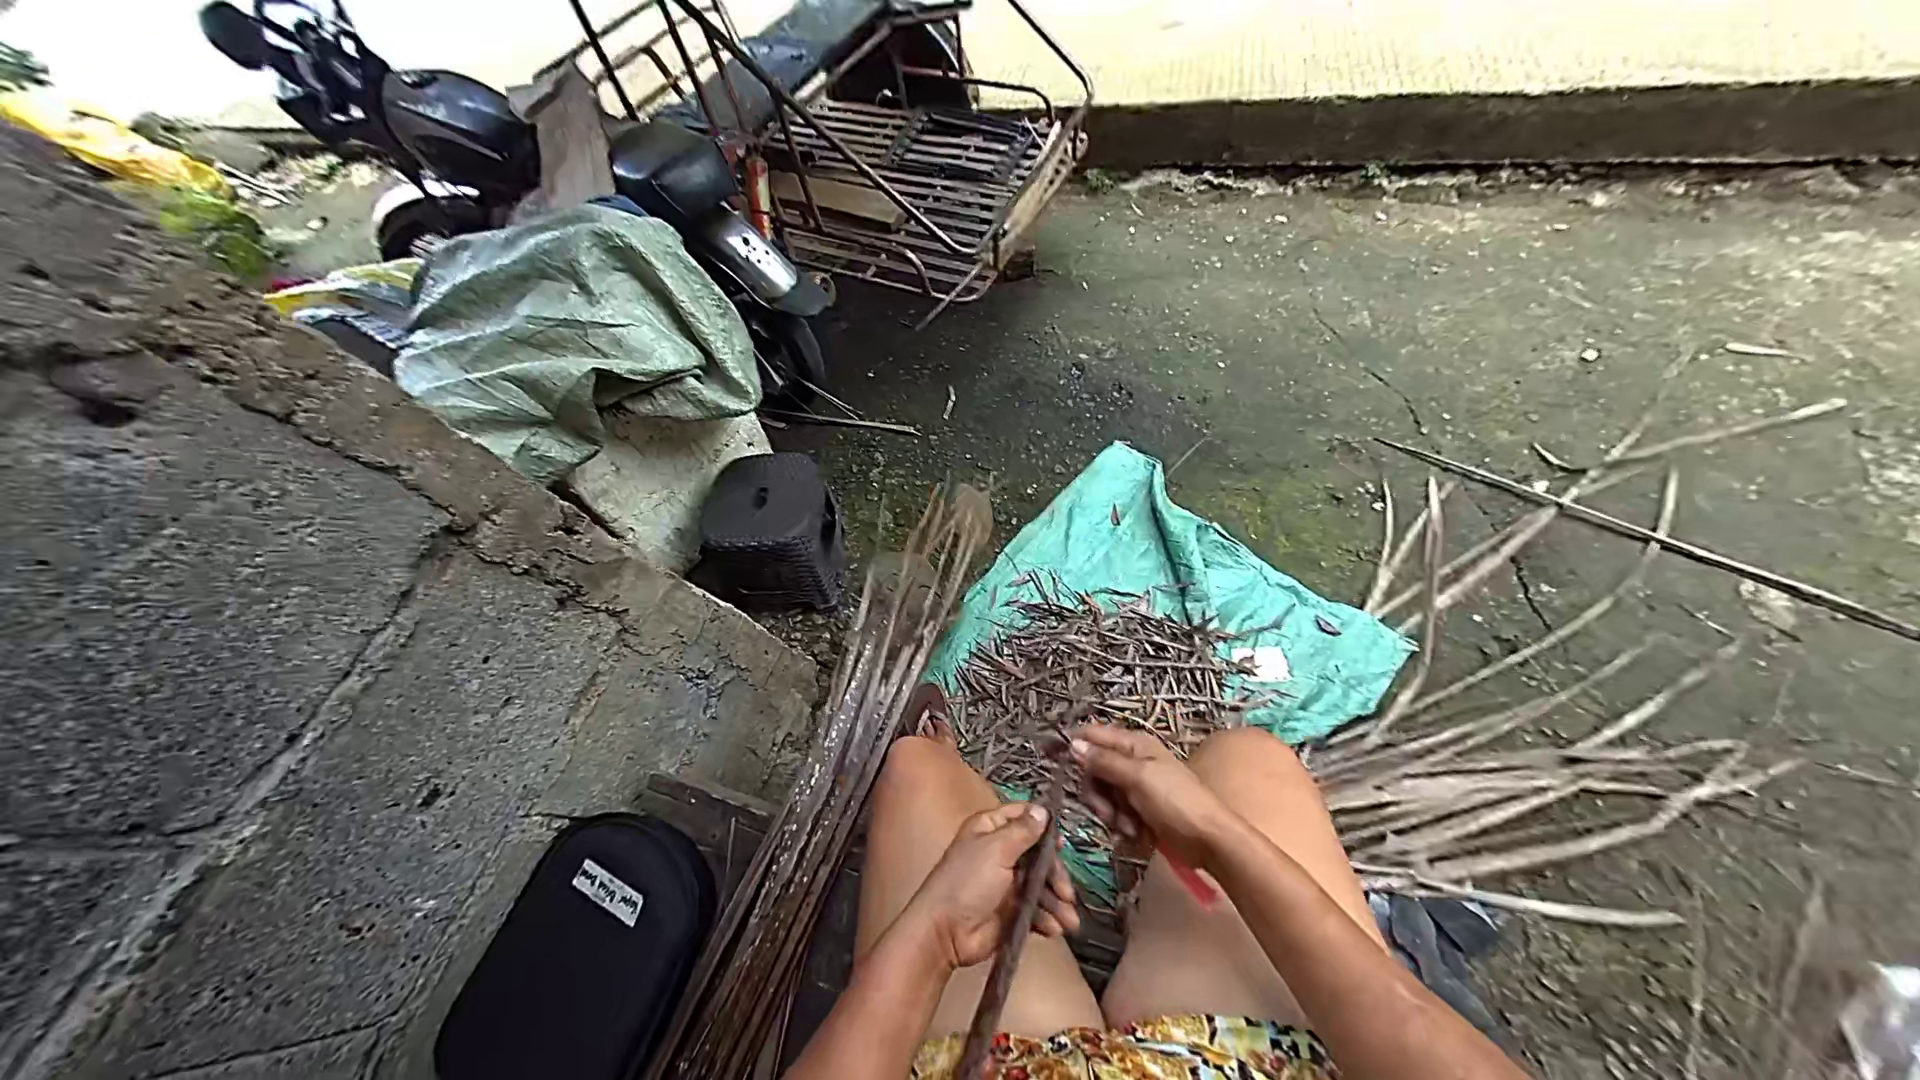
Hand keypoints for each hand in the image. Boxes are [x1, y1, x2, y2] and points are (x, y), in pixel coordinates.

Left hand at [899, 802, 1079, 971]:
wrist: (945, 933)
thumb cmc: (967, 882)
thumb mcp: (995, 850)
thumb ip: (1022, 831)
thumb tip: (1043, 810)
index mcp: (990, 829)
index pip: (1022, 817)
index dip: (1044, 826)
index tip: (1062, 841)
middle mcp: (1000, 851)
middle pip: (1039, 854)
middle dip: (1055, 874)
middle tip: (1066, 892)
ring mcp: (1006, 882)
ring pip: (1041, 885)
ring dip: (1057, 902)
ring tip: (1069, 922)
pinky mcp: (1011, 910)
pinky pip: (1036, 909)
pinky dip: (1047, 918)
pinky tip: (1054, 929)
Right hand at [1069, 725, 1240, 872]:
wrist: (1209, 841)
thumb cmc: (1177, 802)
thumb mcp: (1138, 778)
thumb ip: (1104, 761)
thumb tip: (1072, 744)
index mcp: (1134, 744)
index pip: (1092, 736)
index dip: (1073, 746)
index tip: (1054, 761)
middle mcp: (1132, 760)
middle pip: (1093, 769)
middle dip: (1097, 793)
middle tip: (1108, 812)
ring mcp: (1135, 786)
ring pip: (1102, 794)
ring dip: (1111, 813)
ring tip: (1130, 826)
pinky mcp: (1139, 809)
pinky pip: (1115, 812)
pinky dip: (1122, 824)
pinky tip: (1137, 833)